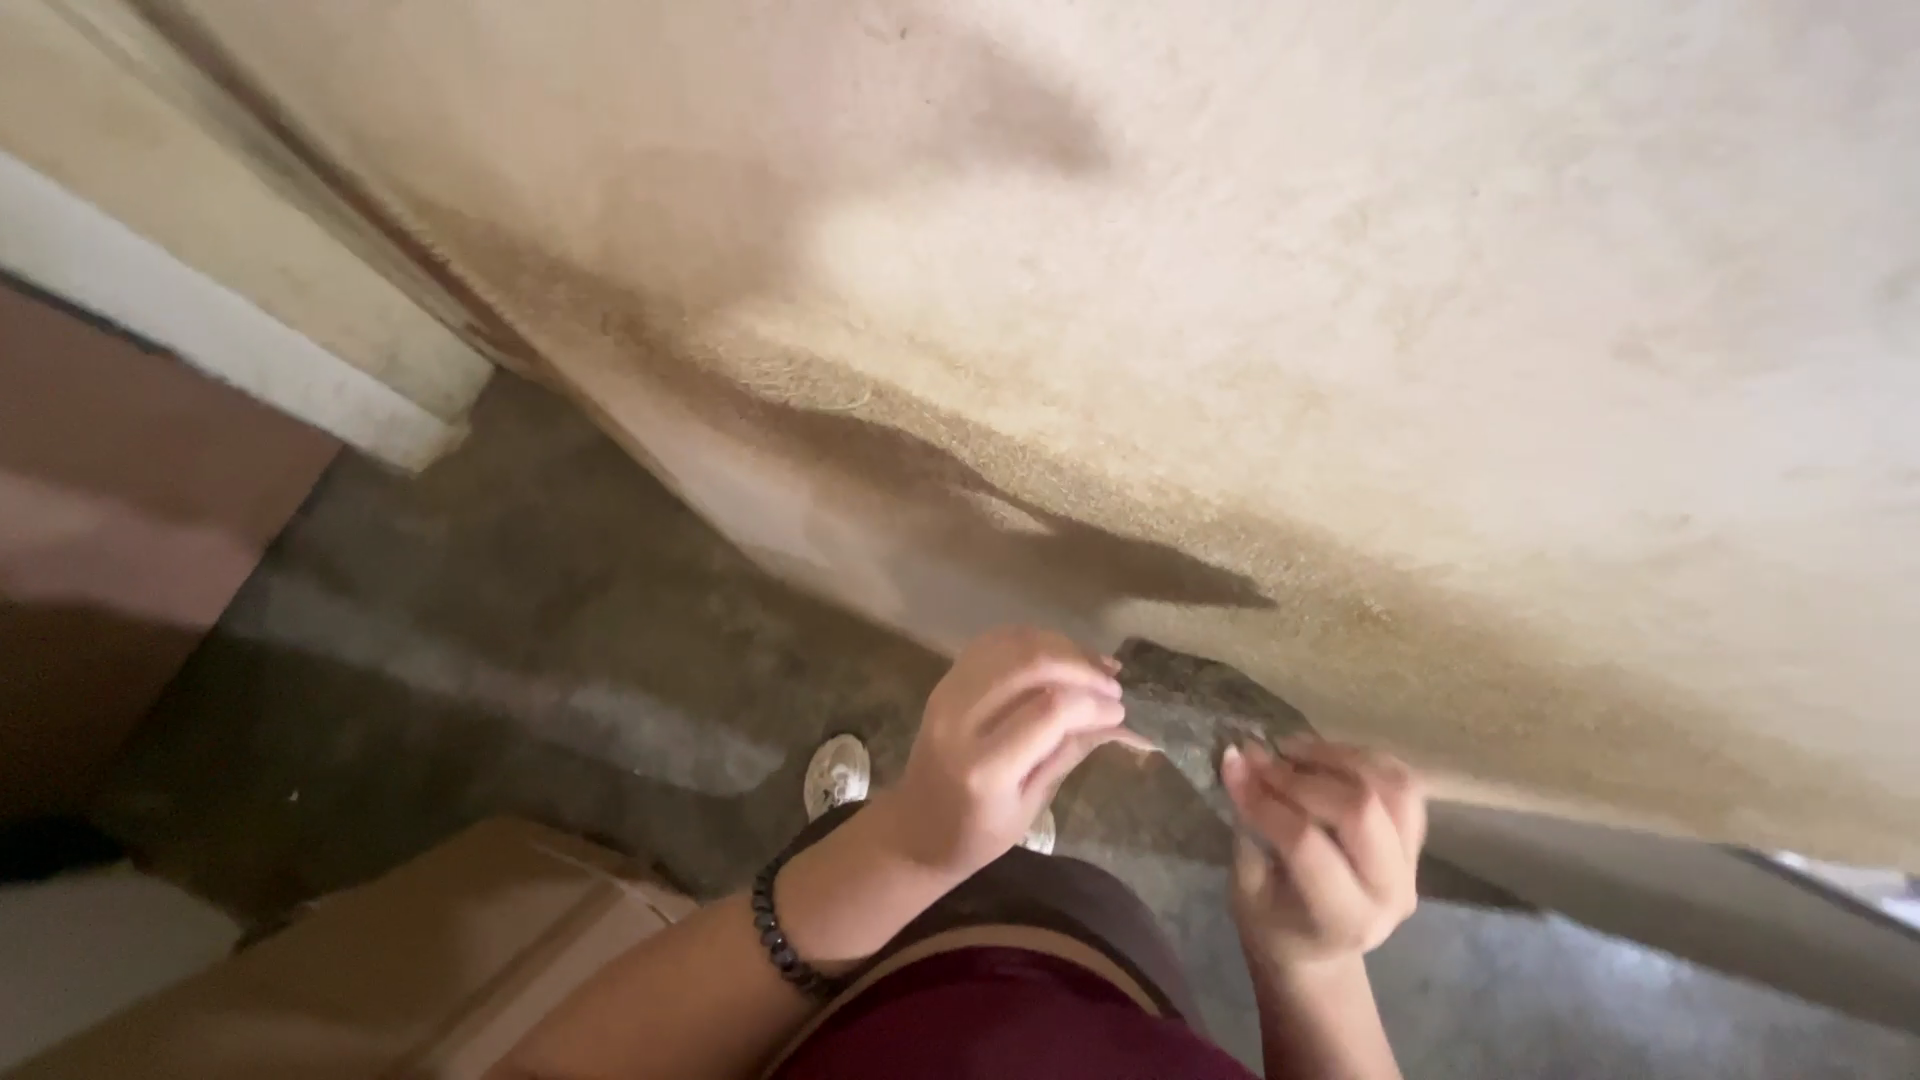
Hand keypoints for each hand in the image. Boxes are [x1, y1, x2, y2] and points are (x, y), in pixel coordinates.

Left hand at [877, 626, 1151, 880]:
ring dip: (1061, 647)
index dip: (1092, 702)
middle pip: (1029, 663)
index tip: (1120, 710)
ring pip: (1012, 644)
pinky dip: (1033, 641)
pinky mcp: (946, 680)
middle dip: (1080, 665)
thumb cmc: (977, 834)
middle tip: (1112, 683)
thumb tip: (1120, 720)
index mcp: (983, 766)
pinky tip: (1060, 656)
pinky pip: (994, 643)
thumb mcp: (1032, 805)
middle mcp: (959, 719)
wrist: (916, 828)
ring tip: (1095, 666)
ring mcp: (947, 692)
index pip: (1048, 711)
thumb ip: (1070, 751)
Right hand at [1220, 737, 1425, 968]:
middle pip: (1360, 810)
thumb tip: (1238, 760)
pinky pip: (1401, 782)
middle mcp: (1391, 890)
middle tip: (1262, 761)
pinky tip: (1322, 755)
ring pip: (1390, 787)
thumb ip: (1246, 825)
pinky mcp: (1415, 838)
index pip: (1306, 843)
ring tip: (1292, 750)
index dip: (1264, 800)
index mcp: (1344, 918)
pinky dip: (1361, 758)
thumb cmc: (1272, 921)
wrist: (1317, 942)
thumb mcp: (1246, 887)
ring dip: (1336, 757)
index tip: (1233, 767)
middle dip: (1301, 776)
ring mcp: (1412, 863)